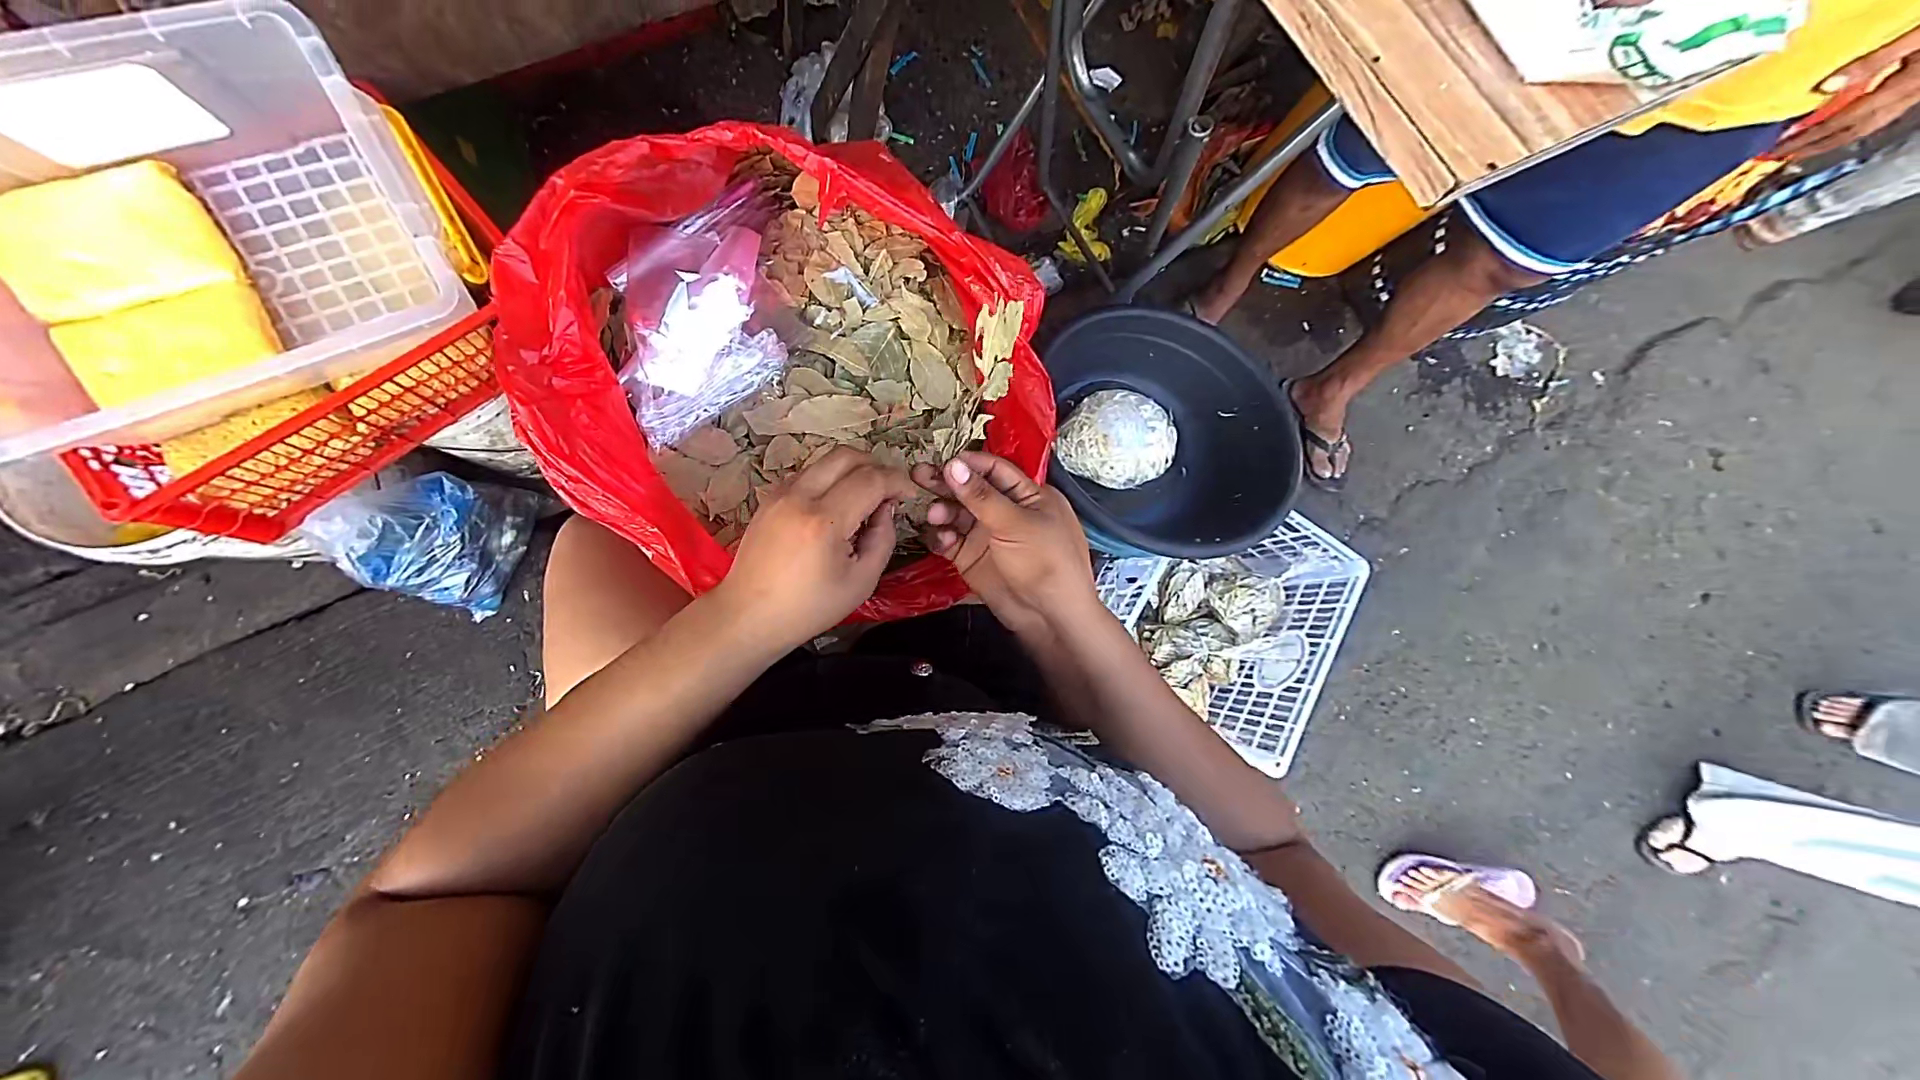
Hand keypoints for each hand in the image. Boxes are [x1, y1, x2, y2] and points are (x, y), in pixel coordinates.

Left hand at [713, 447, 918, 648]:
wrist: (749, 615)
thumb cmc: (809, 607)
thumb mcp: (862, 582)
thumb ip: (883, 539)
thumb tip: (886, 509)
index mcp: (824, 521)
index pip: (871, 480)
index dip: (898, 481)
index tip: (910, 495)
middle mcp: (799, 497)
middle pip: (847, 456)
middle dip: (877, 466)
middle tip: (890, 490)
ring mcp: (779, 494)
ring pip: (825, 461)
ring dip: (852, 470)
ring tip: (866, 498)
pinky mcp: (769, 499)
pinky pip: (807, 474)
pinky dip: (830, 479)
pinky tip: (838, 505)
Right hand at [911, 451, 1099, 634]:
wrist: (1050, 617)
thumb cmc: (1047, 563)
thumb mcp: (1015, 523)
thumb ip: (981, 495)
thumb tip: (954, 465)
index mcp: (1028, 495)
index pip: (994, 469)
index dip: (968, 464)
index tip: (943, 462)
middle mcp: (1006, 511)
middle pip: (970, 490)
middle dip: (946, 483)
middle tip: (919, 475)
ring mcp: (989, 535)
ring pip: (957, 514)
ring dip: (943, 511)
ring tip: (934, 515)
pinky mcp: (973, 558)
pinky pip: (951, 540)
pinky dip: (941, 537)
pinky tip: (940, 538)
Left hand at [1775, 55, 1919, 161]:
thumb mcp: (1916, 34)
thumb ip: (1874, 60)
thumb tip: (1826, 86)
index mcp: (1905, 85)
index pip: (1844, 120)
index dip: (1808, 137)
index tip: (1775, 147)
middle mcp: (1911, 95)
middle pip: (1853, 131)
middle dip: (1813, 146)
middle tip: (1778, 155)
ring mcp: (1918, 93)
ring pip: (1868, 125)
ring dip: (1831, 139)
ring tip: (1800, 146)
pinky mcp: (1919, 88)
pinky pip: (1881, 113)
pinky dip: (1853, 123)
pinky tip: (1837, 124)